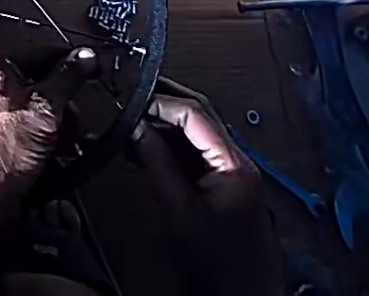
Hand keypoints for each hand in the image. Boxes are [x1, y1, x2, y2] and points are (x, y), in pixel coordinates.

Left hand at [0, 47, 97, 217]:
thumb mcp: (46, 106)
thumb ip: (68, 78)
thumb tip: (85, 57)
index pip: (45, 55)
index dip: (71, 65)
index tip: (92, 70)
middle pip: (46, 90)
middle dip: (67, 112)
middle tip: (75, 125)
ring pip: (43, 117)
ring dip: (62, 134)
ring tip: (69, 149)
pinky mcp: (4, 144)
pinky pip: (35, 138)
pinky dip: (50, 149)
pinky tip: (59, 162)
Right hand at [131, 82, 284, 294]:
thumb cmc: (218, 272)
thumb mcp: (179, 213)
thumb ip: (157, 163)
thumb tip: (136, 126)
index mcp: (234, 164)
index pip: (195, 112)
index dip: (161, 101)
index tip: (132, 101)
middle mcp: (237, 163)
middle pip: (199, 116)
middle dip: (164, 103)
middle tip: (131, 96)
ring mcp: (232, 176)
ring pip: (195, 134)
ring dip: (165, 125)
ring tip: (133, 124)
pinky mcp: (223, 191)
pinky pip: (195, 155)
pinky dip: (170, 147)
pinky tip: (147, 150)